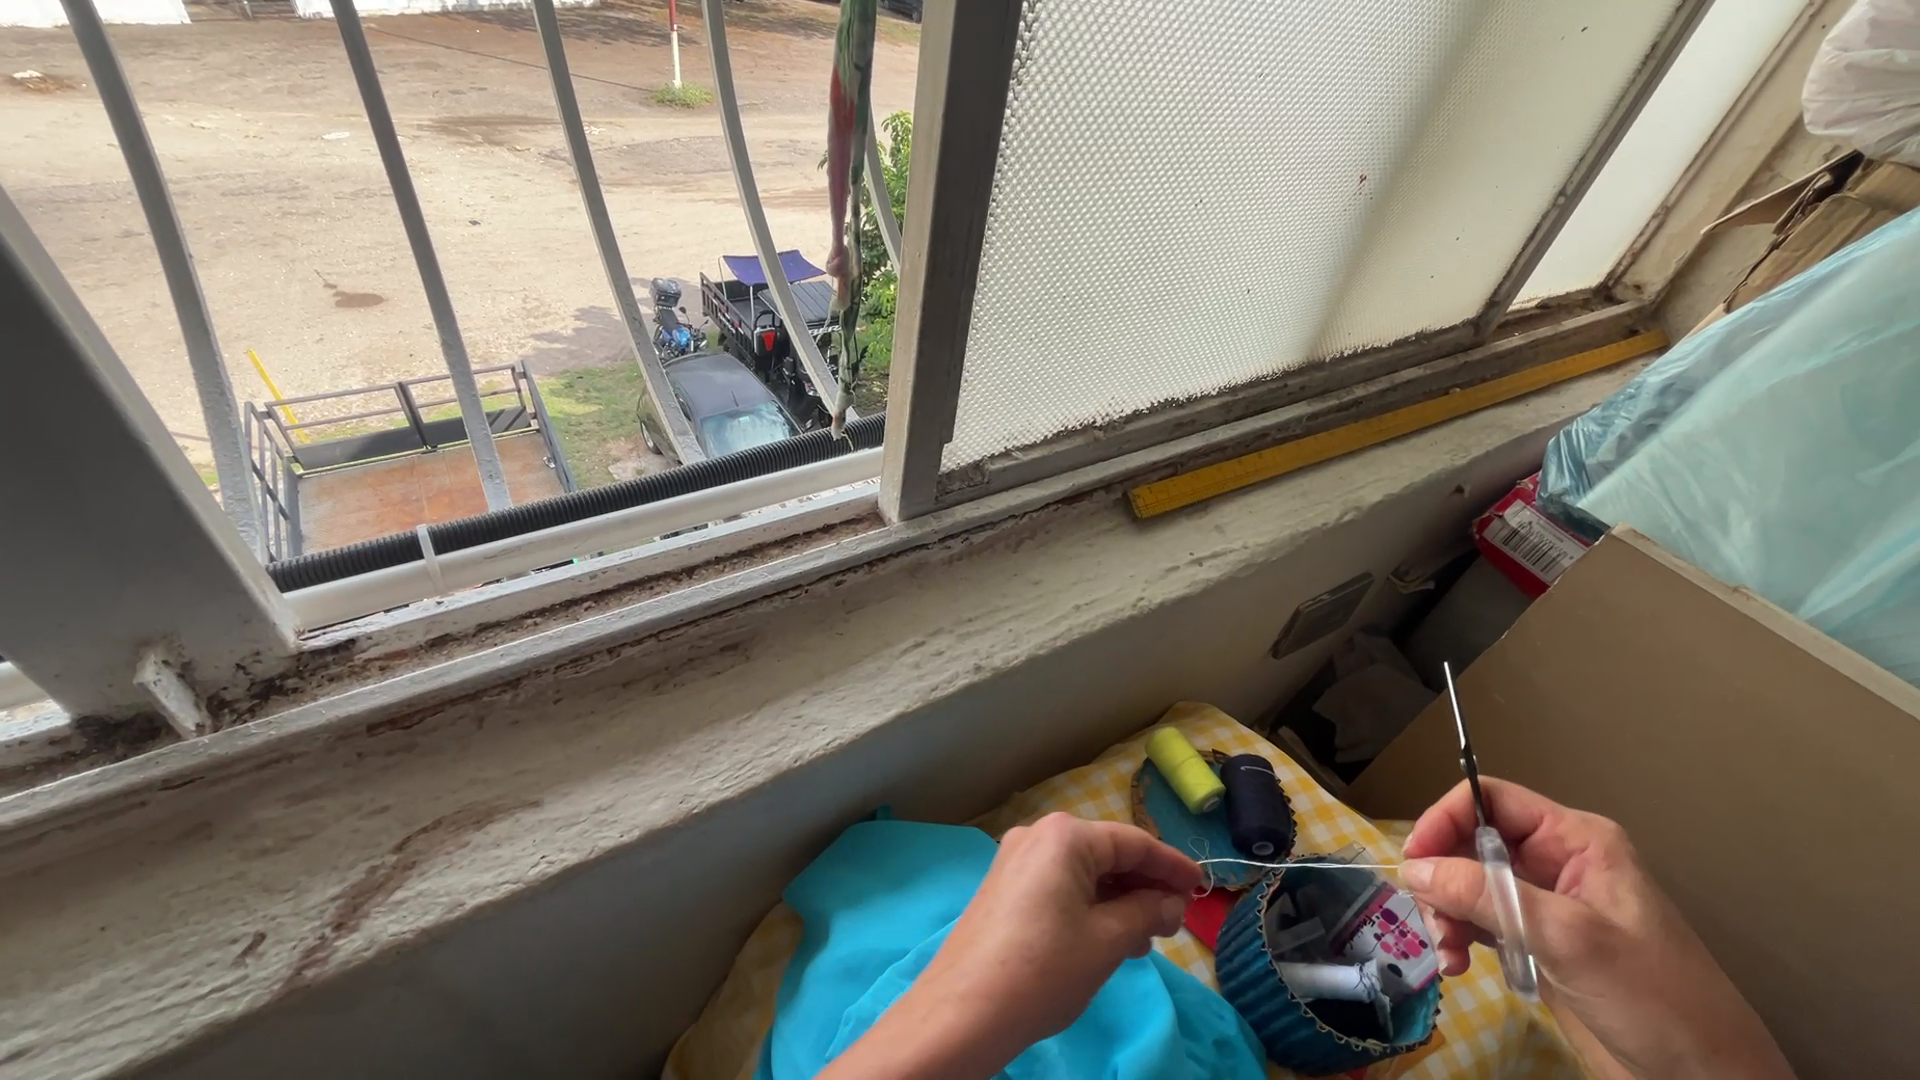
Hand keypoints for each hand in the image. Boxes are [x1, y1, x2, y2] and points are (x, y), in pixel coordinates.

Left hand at [820, 813, 1199, 1079]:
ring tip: (1147, 937)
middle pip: (1106, 853)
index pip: (1133, 842)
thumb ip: (1146, 912)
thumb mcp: (1106, 941)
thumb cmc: (1043, 970)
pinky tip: (1109, 936)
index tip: (1202, 887)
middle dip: (1144, 885)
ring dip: (1118, 899)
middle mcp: (1037, 835)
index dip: (1171, 866)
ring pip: (1083, 871)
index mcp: (1064, 836)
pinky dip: (1089, 905)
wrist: (963, 1011)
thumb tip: (1171, 902)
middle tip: (1177, 920)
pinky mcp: (1004, 887)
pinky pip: (1059, 885)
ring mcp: (1015, 860)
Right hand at [1400, 778, 1793, 1079]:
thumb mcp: (1567, 938)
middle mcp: (1554, 861)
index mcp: (1574, 840)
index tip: (1415, 860)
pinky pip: (1477, 919)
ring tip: (1447, 953)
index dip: (1445, 820)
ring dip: (1446, 913)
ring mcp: (1543, 902)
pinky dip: (1458, 936)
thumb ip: (1487, 896)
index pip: (1490, 800)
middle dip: (1442, 878)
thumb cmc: (1655, 997)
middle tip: (1432, 918)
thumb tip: (1413, 868)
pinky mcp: (1534, 939)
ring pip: (1465, 882)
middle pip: (1469, 842)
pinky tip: (1457, 964)